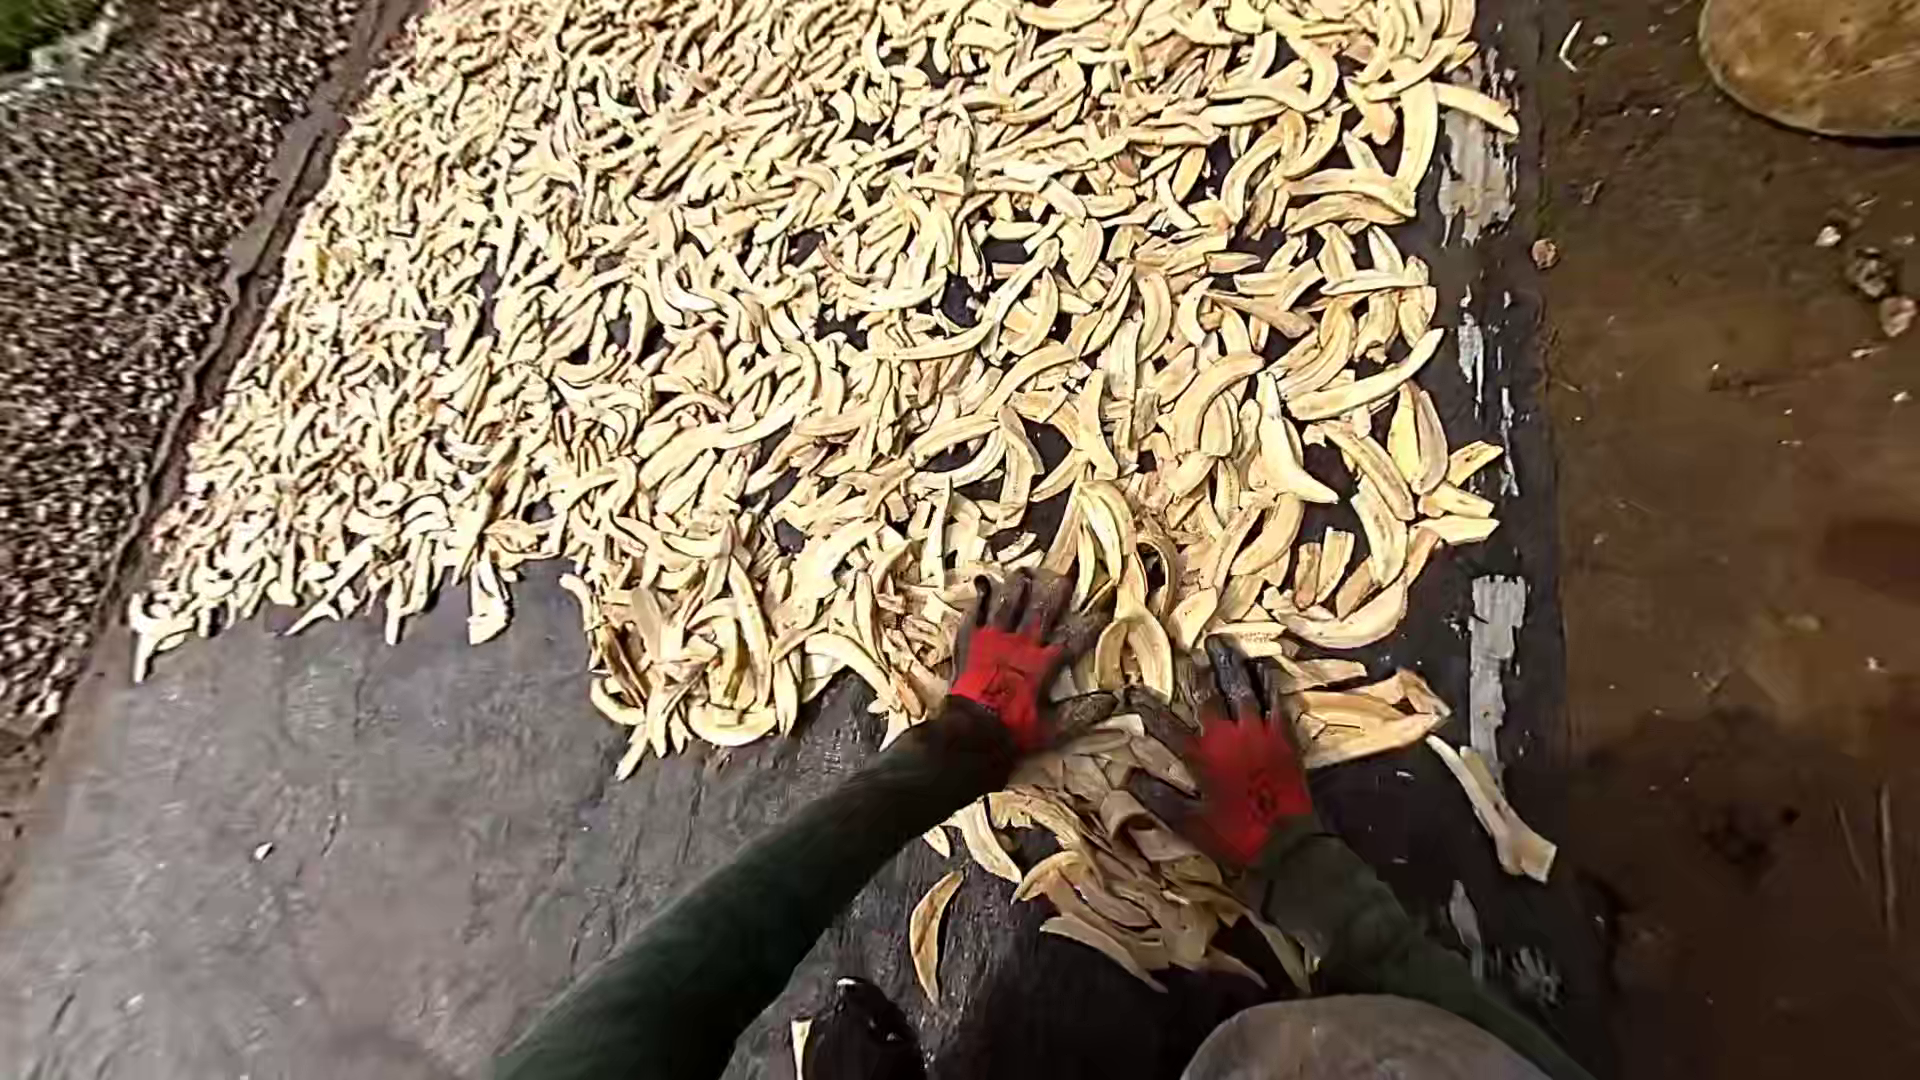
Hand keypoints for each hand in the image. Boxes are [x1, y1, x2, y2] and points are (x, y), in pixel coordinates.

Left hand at [950, 569, 1111, 752]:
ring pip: (1008, 603)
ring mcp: (993, 638)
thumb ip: (1084, 712)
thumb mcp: (1054, 728)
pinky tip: (984, 584)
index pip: (1074, 637)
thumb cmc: (1013, 729)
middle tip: (1066, 576)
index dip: (1091, 623)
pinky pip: (977, 611)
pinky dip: (981, 596)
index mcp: (1043, 663)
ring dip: (1017, 586)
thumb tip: (1116, 700)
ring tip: (1023, 572)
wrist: (970, 728)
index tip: (1105, 609)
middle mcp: (1021, 643)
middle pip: (1041, 610)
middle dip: (1055, 592)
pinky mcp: (971, 639)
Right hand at [1128, 637, 1314, 865]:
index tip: (1131, 692)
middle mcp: (1226, 736)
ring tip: (1220, 643)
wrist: (1290, 850)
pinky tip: (1261, 665)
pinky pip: (1274, 700)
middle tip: (1189, 650)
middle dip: (1194, 671)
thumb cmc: (1235, 836)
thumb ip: (1157, 798)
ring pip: (1239, 688)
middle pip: (1206, 694)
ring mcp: (1257, 733)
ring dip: (1228, 664)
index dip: (1145, 705)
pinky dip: (1266, 681)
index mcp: (1200, 755)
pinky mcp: (1283, 737)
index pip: (1164, 723)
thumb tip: (1127, 776)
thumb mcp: (1188, 824)